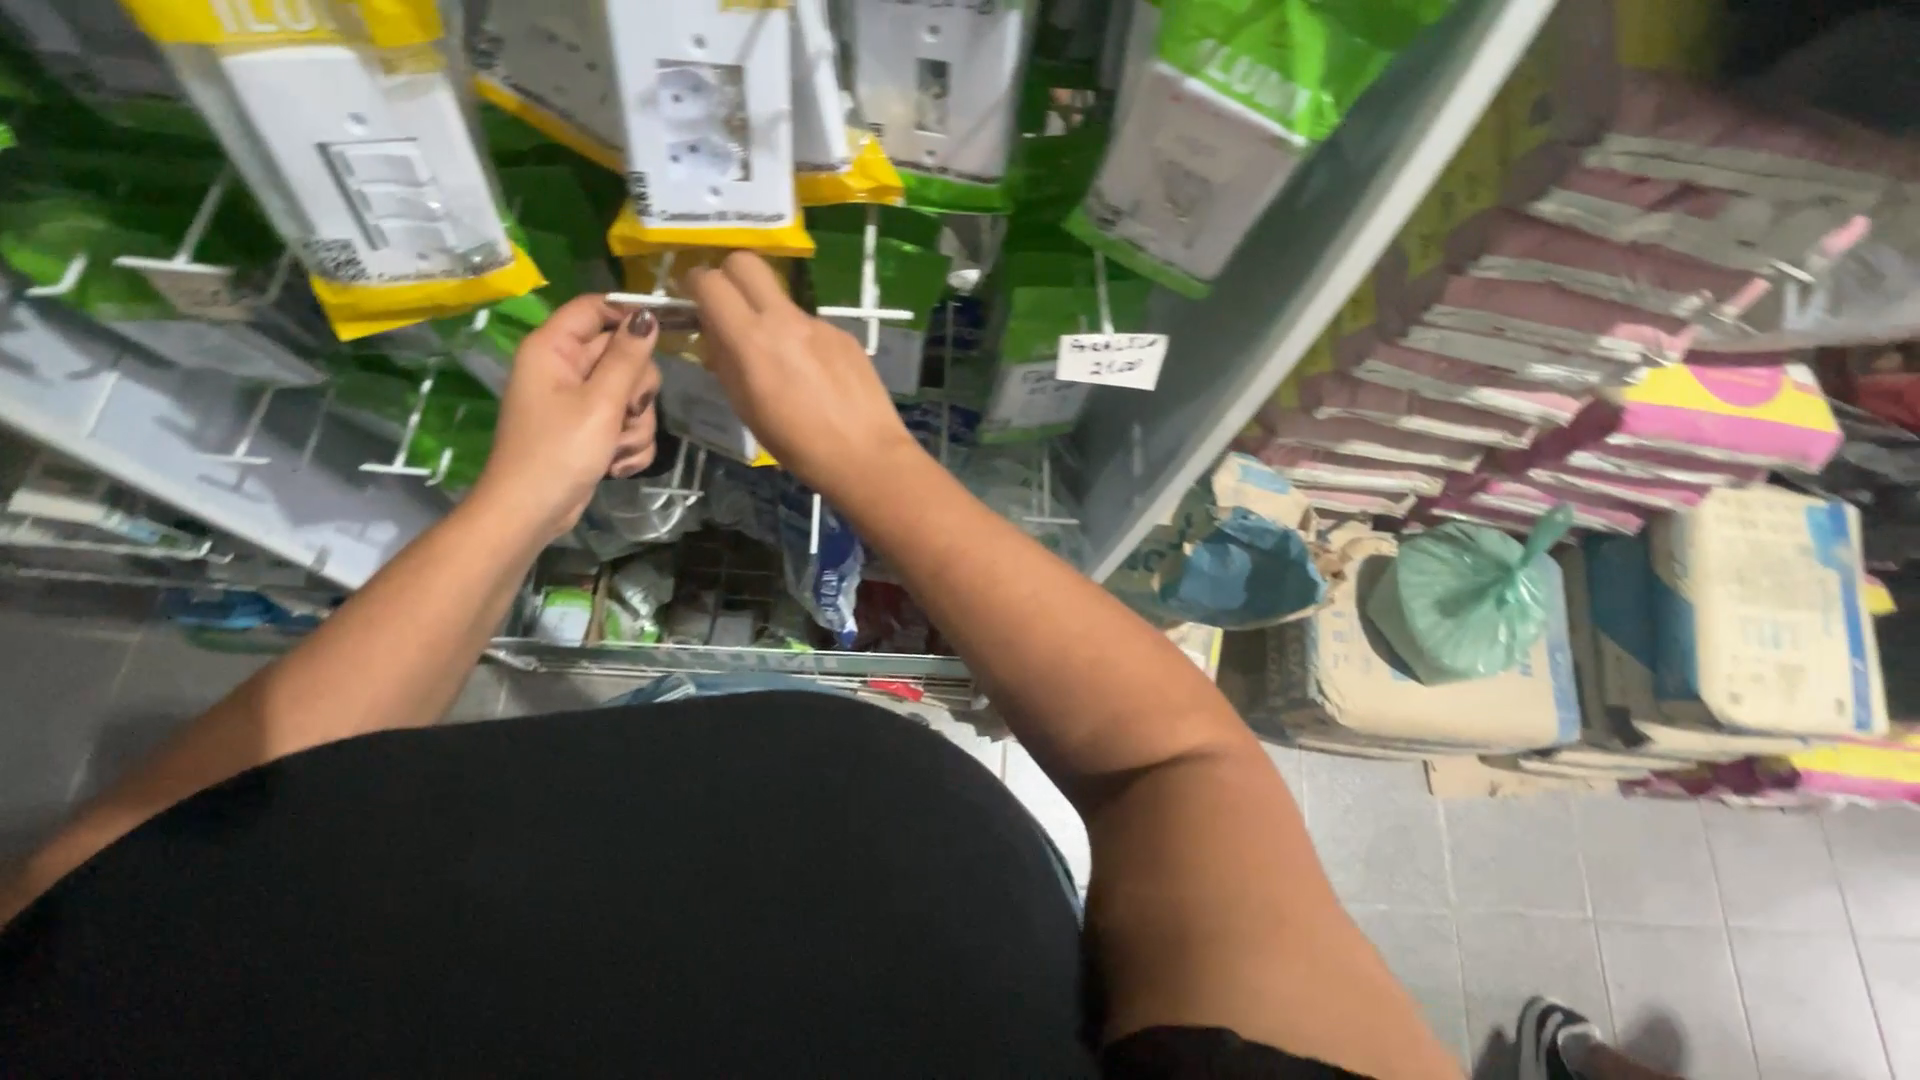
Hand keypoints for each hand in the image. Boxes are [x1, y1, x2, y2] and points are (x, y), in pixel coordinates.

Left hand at [474, 295, 661, 539]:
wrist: (533, 511)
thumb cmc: (559, 451)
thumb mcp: (601, 402)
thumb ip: (628, 358)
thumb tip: (648, 317)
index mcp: (554, 349)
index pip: (595, 308)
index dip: (628, 317)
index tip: (662, 339)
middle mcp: (565, 369)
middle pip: (624, 356)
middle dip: (637, 392)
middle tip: (627, 413)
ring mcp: (579, 402)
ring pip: (632, 396)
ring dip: (636, 426)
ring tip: (616, 449)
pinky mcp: (592, 430)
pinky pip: (627, 424)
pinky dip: (629, 445)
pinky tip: (616, 465)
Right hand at [688, 251, 920, 501]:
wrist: (866, 456)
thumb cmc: (798, 445)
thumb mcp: (746, 409)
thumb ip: (725, 364)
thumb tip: (715, 337)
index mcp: (752, 340)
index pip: (710, 281)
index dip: (695, 284)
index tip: (694, 299)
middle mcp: (785, 320)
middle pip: (746, 262)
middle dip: (729, 275)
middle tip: (728, 308)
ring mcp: (819, 324)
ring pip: (781, 300)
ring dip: (768, 316)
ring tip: (778, 363)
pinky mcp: (844, 335)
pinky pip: (810, 325)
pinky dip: (801, 340)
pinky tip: (814, 377)